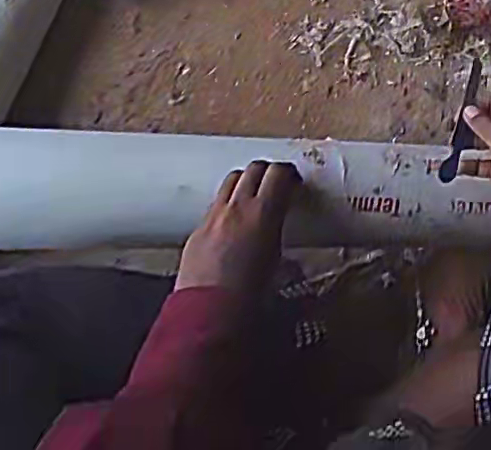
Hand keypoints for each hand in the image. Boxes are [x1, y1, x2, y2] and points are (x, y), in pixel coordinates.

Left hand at [175, 161, 299, 294]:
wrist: (205, 321)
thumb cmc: (249, 301)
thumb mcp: (279, 273)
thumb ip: (289, 257)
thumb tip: (295, 264)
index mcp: (263, 213)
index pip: (278, 172)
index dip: (289, 174)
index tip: (294, 183)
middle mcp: (237, 207)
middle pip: (254, 169)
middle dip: (267, 172)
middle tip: (276, 186)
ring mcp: (213, 217)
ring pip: (231, 181)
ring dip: (245, 183)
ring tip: (252, 200)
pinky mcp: (195, 232)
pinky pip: (214, 206)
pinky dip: (226, 206)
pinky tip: (231, 227)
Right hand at [462, 95, 490, 229]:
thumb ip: (484, 124)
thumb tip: (470, 111)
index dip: (479, 106)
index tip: (463, 111)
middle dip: (474, 126)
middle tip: (457, 128)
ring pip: (489, 144)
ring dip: (473, 145)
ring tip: (456, 146)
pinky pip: (488, 164)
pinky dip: (475, 164)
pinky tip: (462, 166)